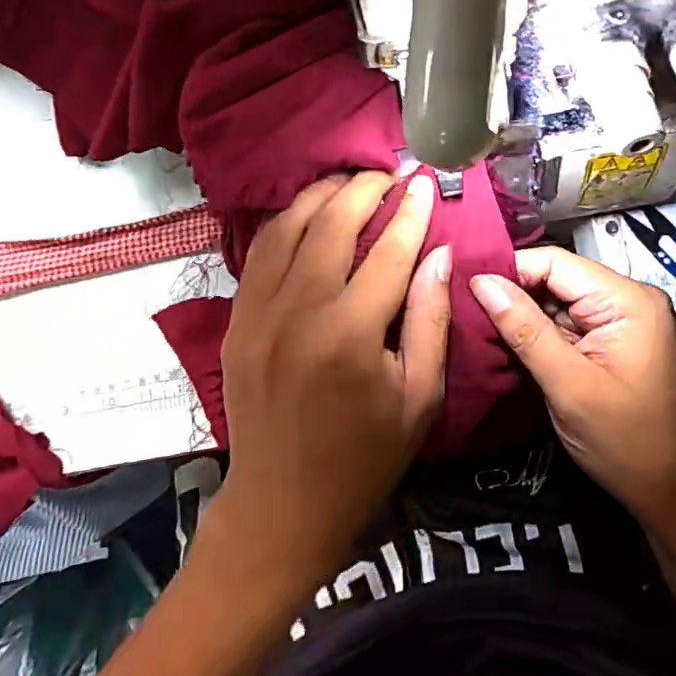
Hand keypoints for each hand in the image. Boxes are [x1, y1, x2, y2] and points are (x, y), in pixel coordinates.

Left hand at [215, 170, 451, 580]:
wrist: (282, 503)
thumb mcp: (420, 398)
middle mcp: (299, 312)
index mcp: (351, 336)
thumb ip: (430, 320)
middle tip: (391, 172)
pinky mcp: (237, 320)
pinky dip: (287, 222)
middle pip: (333, 223)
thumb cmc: (364, 458)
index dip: (411, 211)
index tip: (424, 182)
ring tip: (352, 181)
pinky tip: (310, 214)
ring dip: (322, 194)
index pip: (389, 251)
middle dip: (366, 187)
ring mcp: (259, 313)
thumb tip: (438, 253)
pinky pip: (260, 252)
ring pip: (288, 227)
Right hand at [469, 247, 675, 531]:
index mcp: (629, 301)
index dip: (509, 271)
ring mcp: (621, 322)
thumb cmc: (629, 444)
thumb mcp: (569, 386)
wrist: (673, 493)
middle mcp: (628, 300)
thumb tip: (481, 283)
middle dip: (513, 295)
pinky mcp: (611, 342)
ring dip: (522, 317)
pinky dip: (538, 335)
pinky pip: (566, 325)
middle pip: (556, 279)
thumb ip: (525, 330)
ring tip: (480, 330)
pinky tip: (509, 346)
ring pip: (556, 302)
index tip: (465, 289)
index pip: (556, 263)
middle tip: (466, 312)